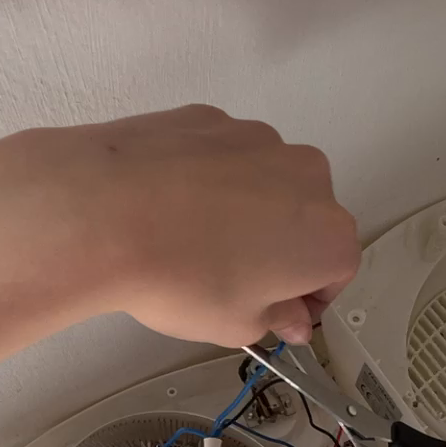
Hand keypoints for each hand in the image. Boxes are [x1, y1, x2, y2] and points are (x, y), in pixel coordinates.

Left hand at [0, 104, 358, 346]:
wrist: (106, 213)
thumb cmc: (183, 280)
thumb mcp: (237, 326)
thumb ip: (277, 320)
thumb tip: (292, 316)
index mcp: (327, 236)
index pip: (339, 273)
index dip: (311, 299)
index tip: (281, 314)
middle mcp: (308, 177)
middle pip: (309, 223)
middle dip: (283, 254)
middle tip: (237, 285)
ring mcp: (260, 139)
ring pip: (269, 186)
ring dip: (249, 216)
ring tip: (197, 246)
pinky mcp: (213, 120)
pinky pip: (227, 161)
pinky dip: (212, 184)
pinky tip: (173, 211)